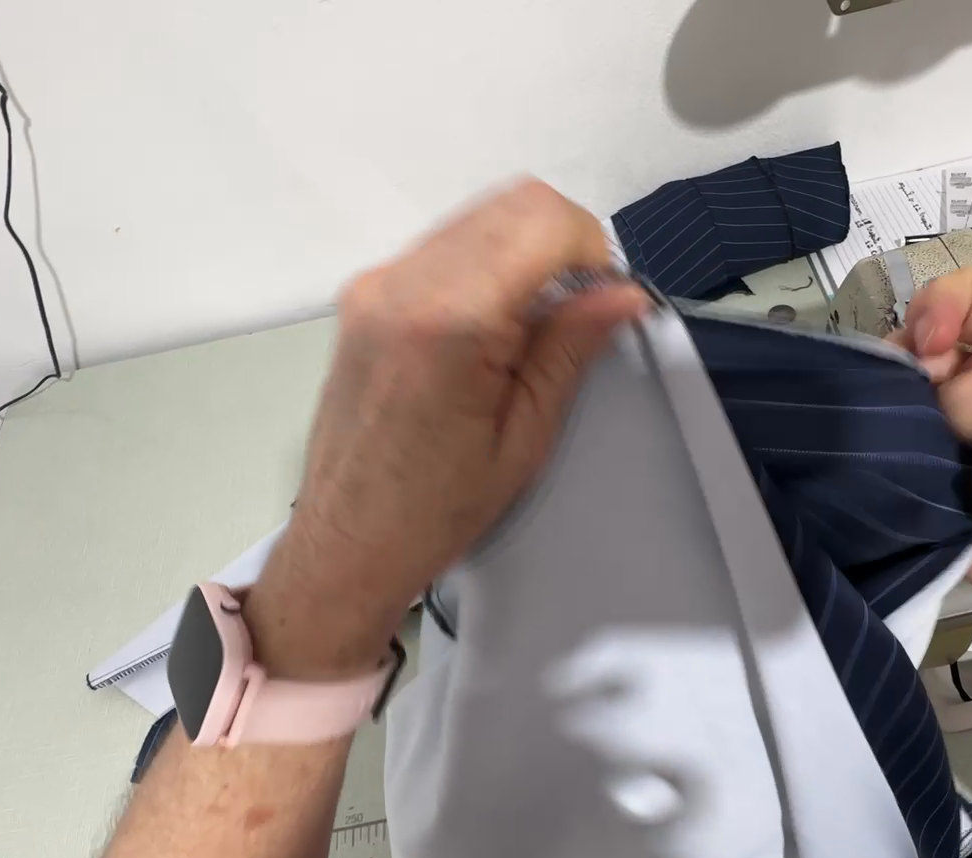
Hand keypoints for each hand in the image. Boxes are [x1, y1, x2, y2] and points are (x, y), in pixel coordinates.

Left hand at [248, 179, 646, 677]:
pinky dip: (488, 265)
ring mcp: (374, 282)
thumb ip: (569, 350)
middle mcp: (401, 282)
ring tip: (537, 327)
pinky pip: (445, 246)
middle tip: (582, 311)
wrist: (347, 540)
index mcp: (448, 322)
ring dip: (527, 252)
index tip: (607, 299)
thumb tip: (624, 294)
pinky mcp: (363, 294)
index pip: (542, 221)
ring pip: (478, 218)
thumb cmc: (438, 511)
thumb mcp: (524, 439)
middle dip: (565, 244)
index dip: (593, 249)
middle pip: (512, 204)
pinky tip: (495, 327)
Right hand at [895, 268, 971, 627]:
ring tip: (883, 437)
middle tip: (903, 405)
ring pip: (902, 396)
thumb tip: (913, 388)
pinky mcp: (934, 474)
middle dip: (901, 363)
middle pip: (924, 343)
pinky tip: (873, 460)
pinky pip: (895, 446)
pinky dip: (879, 448)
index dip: (939, 306)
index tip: (927, 353)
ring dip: (885, 408)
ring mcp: (959, 431)